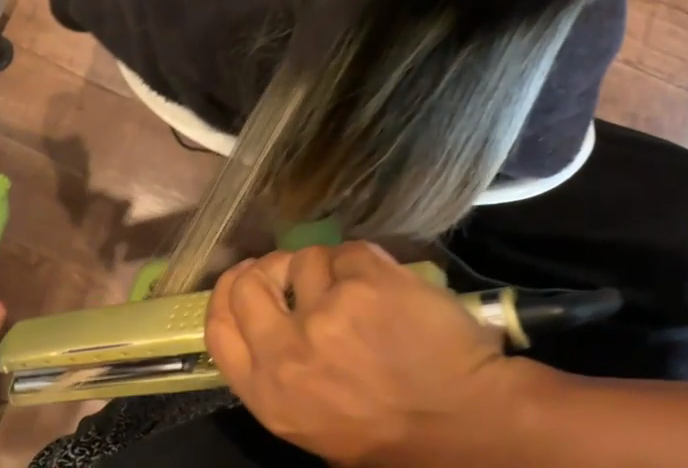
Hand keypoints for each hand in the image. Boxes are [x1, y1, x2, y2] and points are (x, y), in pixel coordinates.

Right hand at [206, 243, 544, 466]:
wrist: (469, 426)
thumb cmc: (392, 435)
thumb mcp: (313, 425)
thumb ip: (278, 374)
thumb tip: (262, 317)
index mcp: (271, 395)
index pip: (218, 327)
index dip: (226, 294)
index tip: (242, 280)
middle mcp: (288, 351)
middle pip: (248, 282)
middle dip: (268, 269)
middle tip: (292, 273)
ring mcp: (327, 312)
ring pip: (304, 260)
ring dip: (327, 271)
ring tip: (360, 297)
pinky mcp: (366, 281)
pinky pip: (348, 251)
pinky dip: (363, 264)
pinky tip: (385, 289)